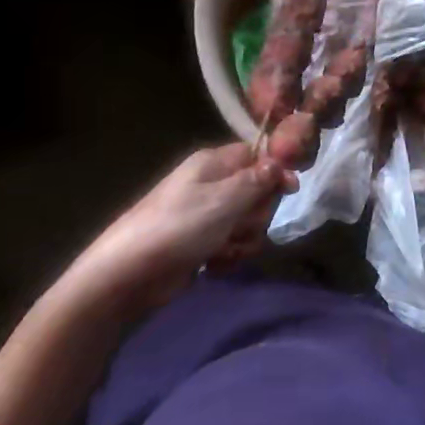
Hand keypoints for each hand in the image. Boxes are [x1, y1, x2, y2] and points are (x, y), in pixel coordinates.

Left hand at [71, 143, 293, 310]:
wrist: (135, 270)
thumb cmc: (181, 226)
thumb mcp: (225, 199)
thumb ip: (257, 181)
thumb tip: (279, 164)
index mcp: (213, 164)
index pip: (256, 155)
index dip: (275, 172)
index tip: (290, 191)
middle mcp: (211, 186)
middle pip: (257, 194)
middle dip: (256, 216)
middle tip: (238, 225)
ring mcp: (206, 217)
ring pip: (247, 225)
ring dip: (242, 242)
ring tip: (222, 250)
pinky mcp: (202, 245)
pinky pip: (232, 247)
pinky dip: (227, 258)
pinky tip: (213, 265)